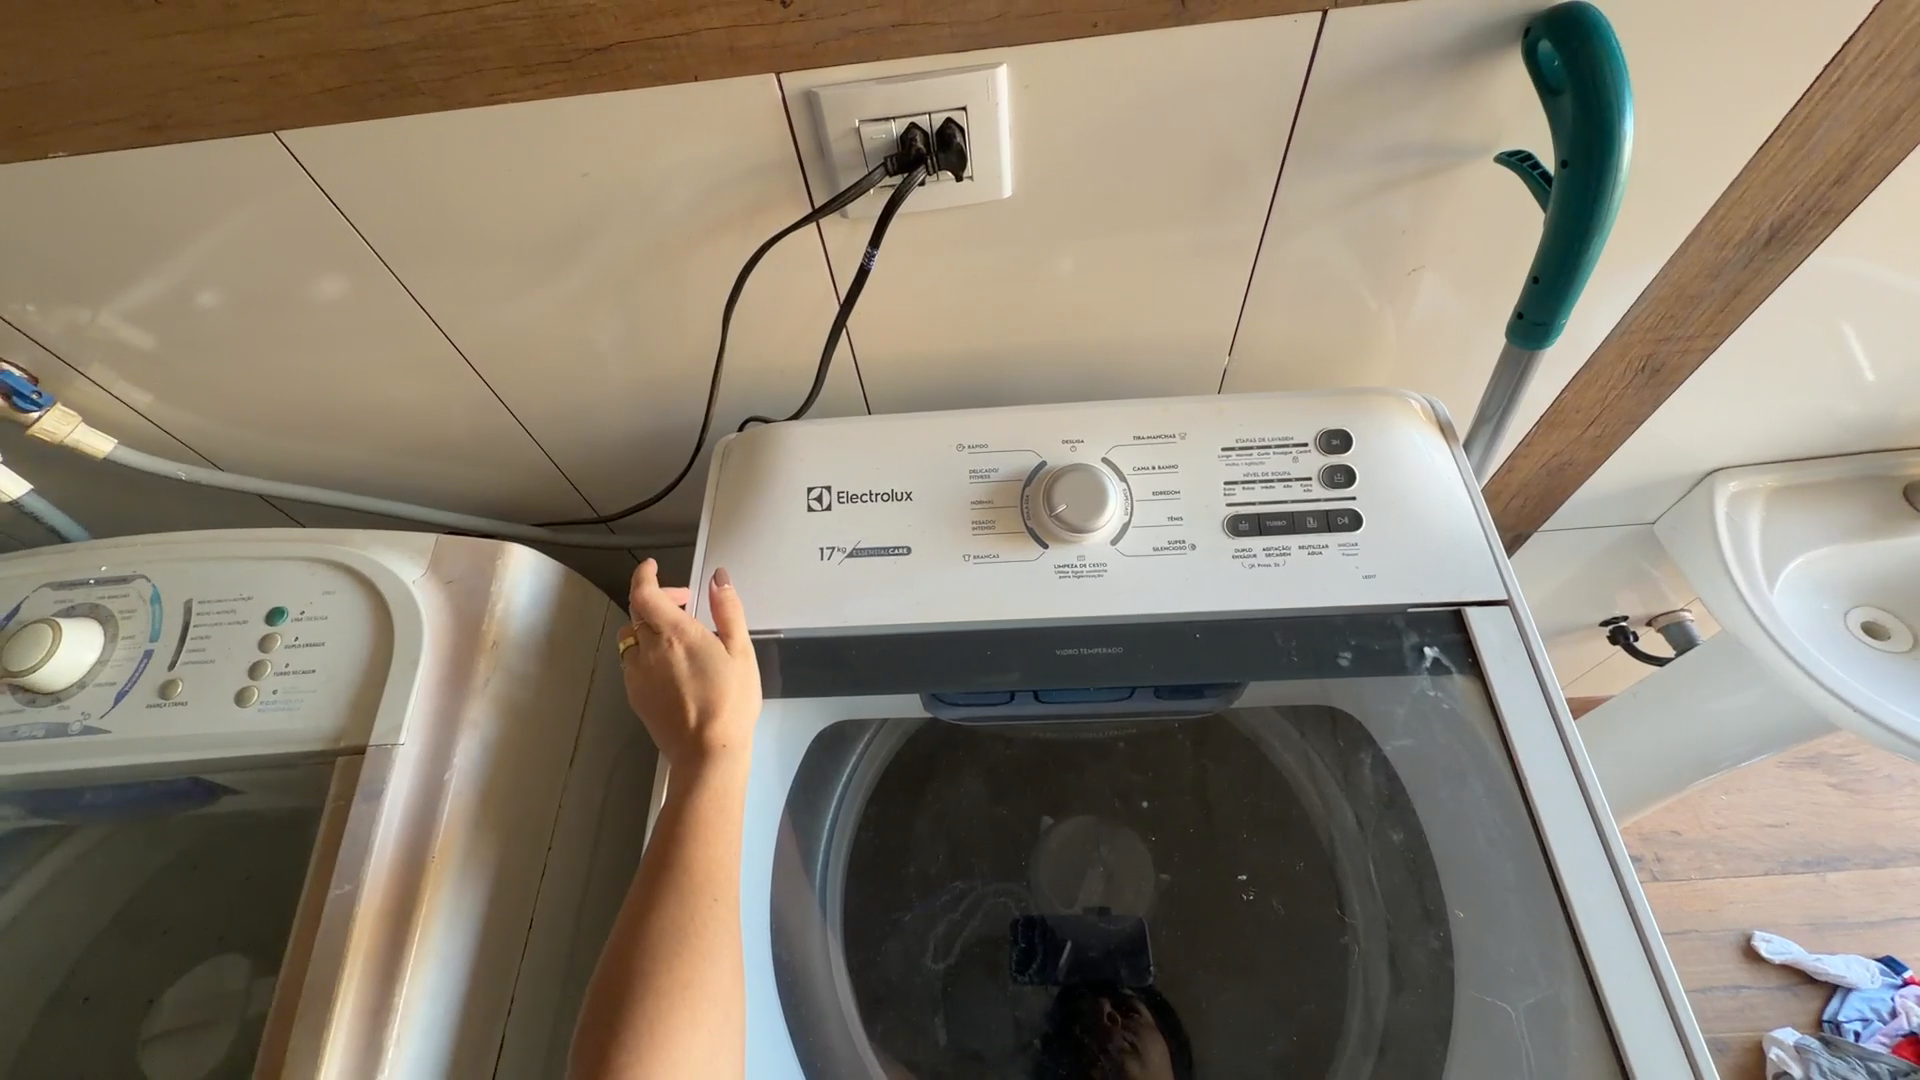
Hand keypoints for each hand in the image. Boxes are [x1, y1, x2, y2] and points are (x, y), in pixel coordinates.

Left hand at [618, 559, 762, 772]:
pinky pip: (632, 661)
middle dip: (657, 599)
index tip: (653, 567)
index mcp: (675, 633)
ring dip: (648, 626)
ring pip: (631, 637)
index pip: (644, 593)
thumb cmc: (731, 699)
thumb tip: (718, 578)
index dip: (644, 575)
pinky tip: (671, 665)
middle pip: (637, 612)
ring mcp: (636, 674)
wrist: (708, 752)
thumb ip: (728, 610)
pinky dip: (646, 650)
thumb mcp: (741, 650)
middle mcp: (648, 649)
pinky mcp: (634, 694)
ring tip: (678, 636)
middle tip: (685, 604)